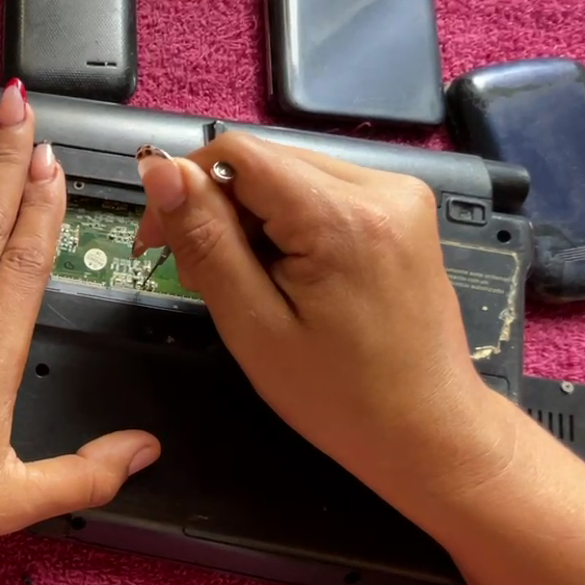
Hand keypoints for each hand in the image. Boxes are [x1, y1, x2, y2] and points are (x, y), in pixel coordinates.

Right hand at [132, 130, 508, 497]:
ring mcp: (395, 193)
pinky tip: (274, 269)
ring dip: (241, 217)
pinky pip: (310, 191)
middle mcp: (380, 185)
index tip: (157, 243)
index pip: (234, 154)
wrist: (426, 430)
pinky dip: (275, 223)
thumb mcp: (250, 322)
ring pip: (280, 174)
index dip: (181, 188)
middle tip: (197, 275)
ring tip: (239, 280)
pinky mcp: (396, 209)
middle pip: (258, 160)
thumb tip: (158, 170)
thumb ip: (204, 239)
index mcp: (342, 216)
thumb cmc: (334, 393)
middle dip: (210, 208)